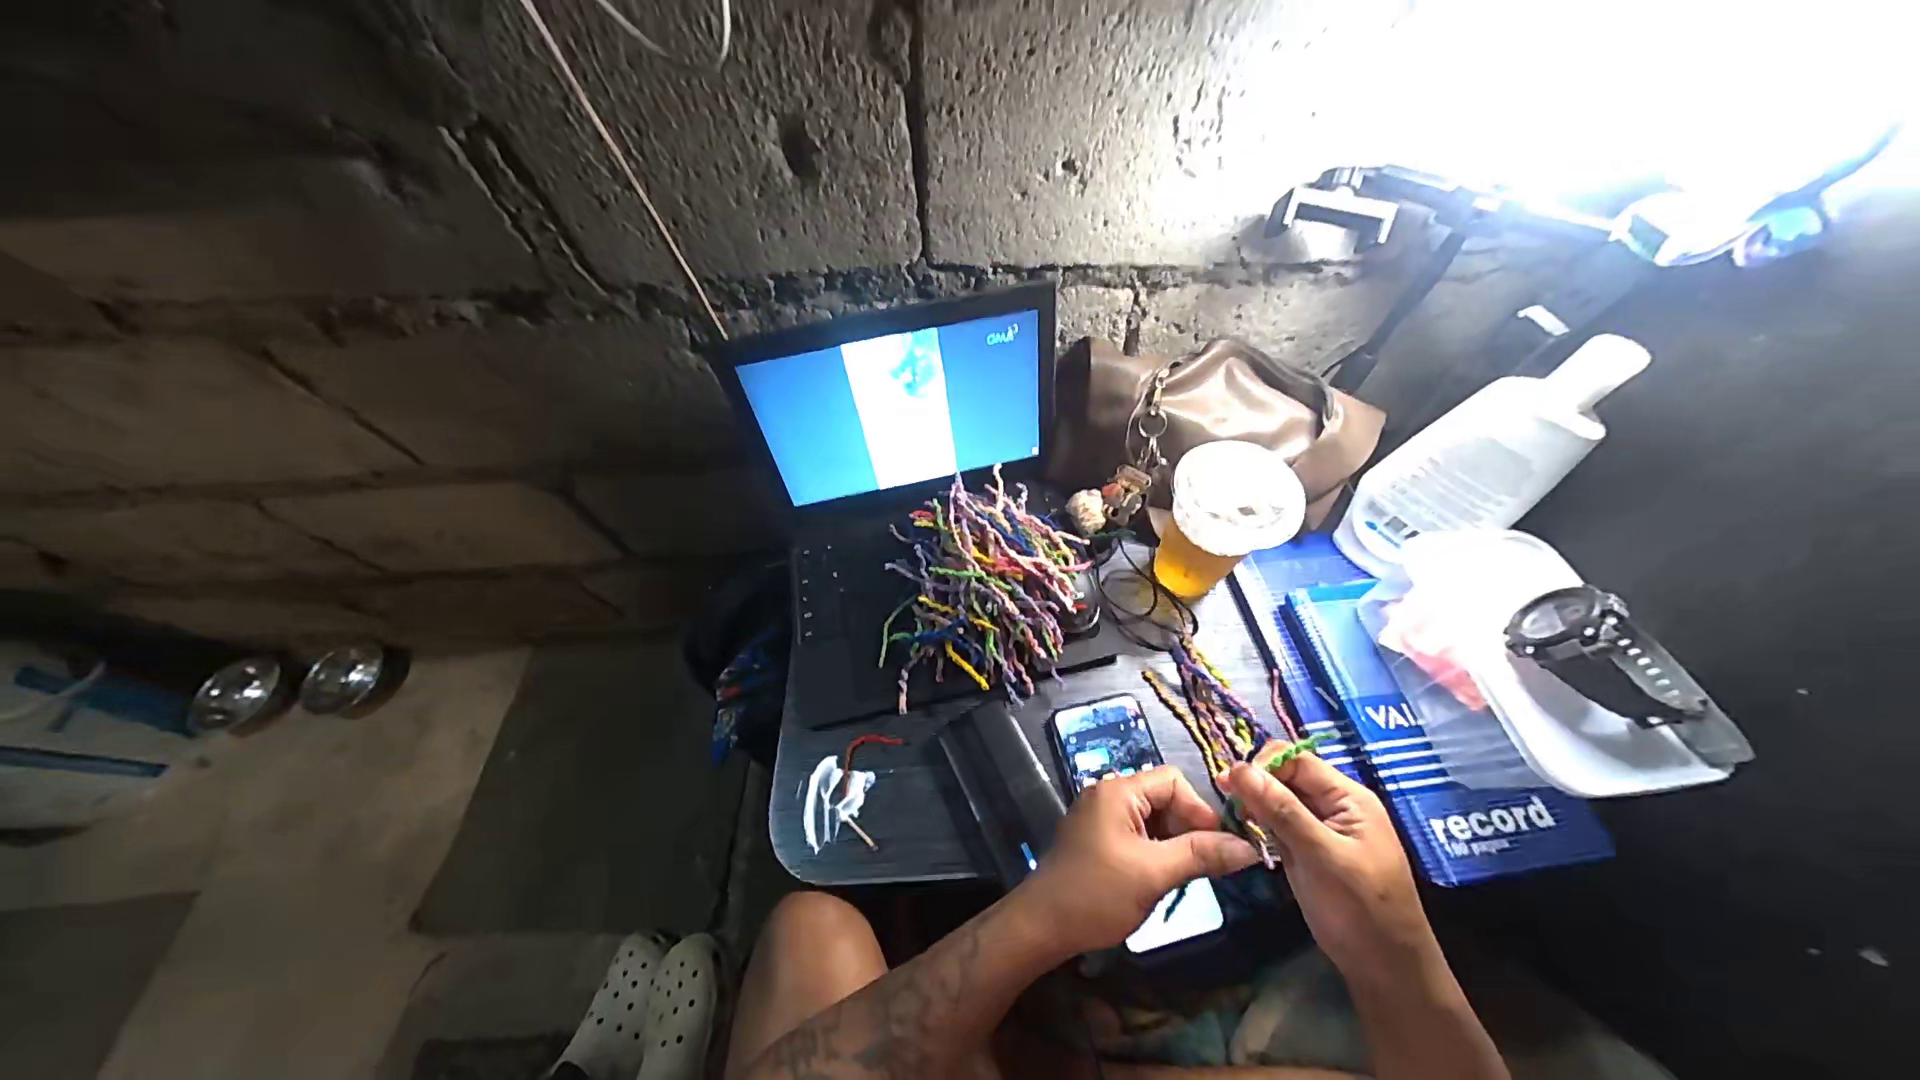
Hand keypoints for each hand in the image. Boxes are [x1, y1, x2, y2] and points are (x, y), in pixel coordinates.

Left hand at [1011, 765, 1259, 956]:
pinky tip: (1162, 878)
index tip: (1216, 846)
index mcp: (1117, 791)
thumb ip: (1200, 855)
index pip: (1172, 780)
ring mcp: (1101, 817)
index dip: (1199, 809)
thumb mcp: (1153, 874)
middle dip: (1189, 828)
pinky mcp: (1099, 839)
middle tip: (1204, 866)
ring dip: (1175, 843)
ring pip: (1154, 819)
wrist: (1043, 924)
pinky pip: (1139, 833)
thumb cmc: (1097, 893)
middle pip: (1164, 798)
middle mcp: (1108, 795)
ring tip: (1184, 875)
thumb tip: (1248, 847)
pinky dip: (1157, 851)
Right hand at [1222, 745, 1437, 981]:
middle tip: (1228, 804)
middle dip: (1255, 784)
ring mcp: (1319, 827)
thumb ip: (1282, 810)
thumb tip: (1239, 768)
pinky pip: (1276, 822)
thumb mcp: (1321, 857)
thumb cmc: (1362, 910)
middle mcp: (1333, 804)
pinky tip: (1245, 832)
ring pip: (1276, 798)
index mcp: (1348, 797)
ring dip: (1254, 804)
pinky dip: (1259, 824)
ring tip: (1235, 820)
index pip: (1295, 759)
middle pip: (1284, 775)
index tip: (1230, 784)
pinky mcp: (1306, 847)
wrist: (1386, 971)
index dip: (1262, 765)